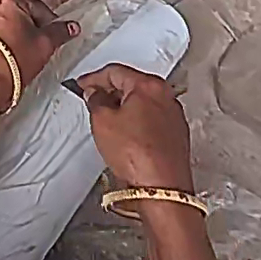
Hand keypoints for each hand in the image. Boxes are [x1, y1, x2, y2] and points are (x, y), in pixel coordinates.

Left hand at [0, 0, 78, 96]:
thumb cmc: (13, 60)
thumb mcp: (45, 44)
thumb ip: (60, 31)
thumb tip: (70, 27)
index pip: (38, 7)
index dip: (50, 22)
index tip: (54, 33)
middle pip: (19, 12)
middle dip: (31, 26)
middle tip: (40, 43)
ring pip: (5, 22)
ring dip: (15, 32)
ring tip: (23, 50)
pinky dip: (2, 38)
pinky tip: (9, 52)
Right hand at [76, 64, 194, 192]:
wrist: (161, 188)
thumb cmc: (138, 155)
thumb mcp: (102, 120)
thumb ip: (95, 99)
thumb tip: (95, 95)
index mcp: (149, 86)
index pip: (115, 71)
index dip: (94, 77)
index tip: (84, 83)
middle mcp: (166, 97)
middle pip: (132, 83)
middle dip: (109, 90)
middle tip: (92, 97)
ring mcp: (174, 116)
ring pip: (143, 101)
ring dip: (123, 105)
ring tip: (106, 118)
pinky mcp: (176, 134)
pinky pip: (151, 117)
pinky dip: (136, 119)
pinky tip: (124, 133)